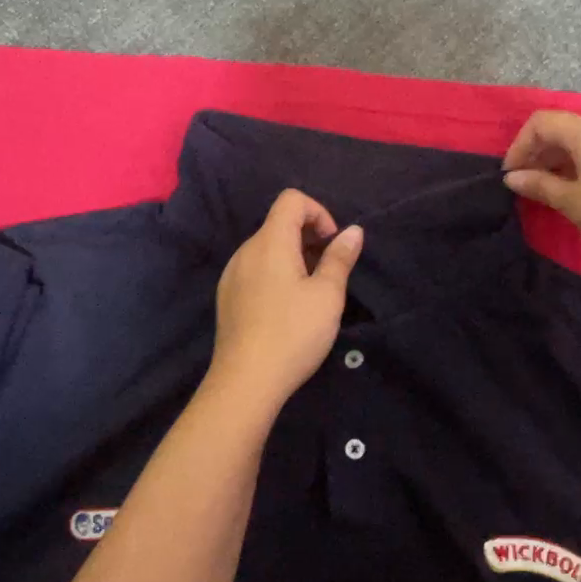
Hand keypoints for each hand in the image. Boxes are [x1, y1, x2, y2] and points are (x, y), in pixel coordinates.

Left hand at [207, 189, 363, 404]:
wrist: (245, 381)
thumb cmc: (293, 333)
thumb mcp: (327, 295)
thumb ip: (340, 258)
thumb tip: (353, 231)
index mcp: (270, 242)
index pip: (292, 200)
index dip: (319, 213)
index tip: (332, 246)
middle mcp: (246, 250)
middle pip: (279, 223)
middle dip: (309, 238)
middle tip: (328, 272)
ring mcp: (232, 274)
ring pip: (267, 249)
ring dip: (293, 258)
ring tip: (310, 294)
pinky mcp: (227, 297)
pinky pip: (255, 270)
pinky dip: (276, 274)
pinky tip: (286, 310)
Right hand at [502, 110, 580, 261]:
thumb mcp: (572, 202)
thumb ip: (540, 185)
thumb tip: (513, 177)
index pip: (541, 122)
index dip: (519, 145)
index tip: (511, 176)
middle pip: (565, 129)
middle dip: (540, 153)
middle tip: (528, 185)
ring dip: (563, 161)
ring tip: (554, 191)